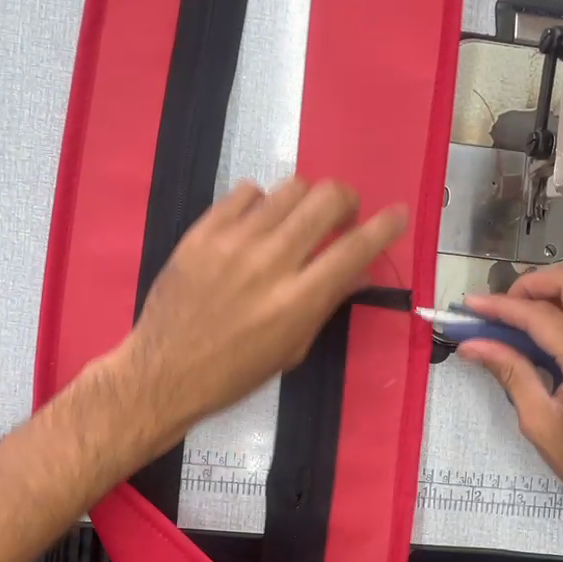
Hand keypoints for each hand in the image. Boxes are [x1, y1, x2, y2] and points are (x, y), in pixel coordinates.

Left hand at [117, 177, 407, 433]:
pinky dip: (261, 202)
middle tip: (341, 216)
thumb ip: (325, 303)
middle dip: (345, 200)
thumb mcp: (291, 349)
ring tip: (295, 221)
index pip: (354, 249)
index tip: (397, 214)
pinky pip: (246, 192)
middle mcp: (270, 262)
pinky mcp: (202, 232)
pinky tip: (256, 224)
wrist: (164, 371)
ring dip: (304, 200)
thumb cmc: (235, 372)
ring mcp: (233, 242)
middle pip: (326, 200)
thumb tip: (357, 269)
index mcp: (297, 301)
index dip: (385, 226)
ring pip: (288, 188)